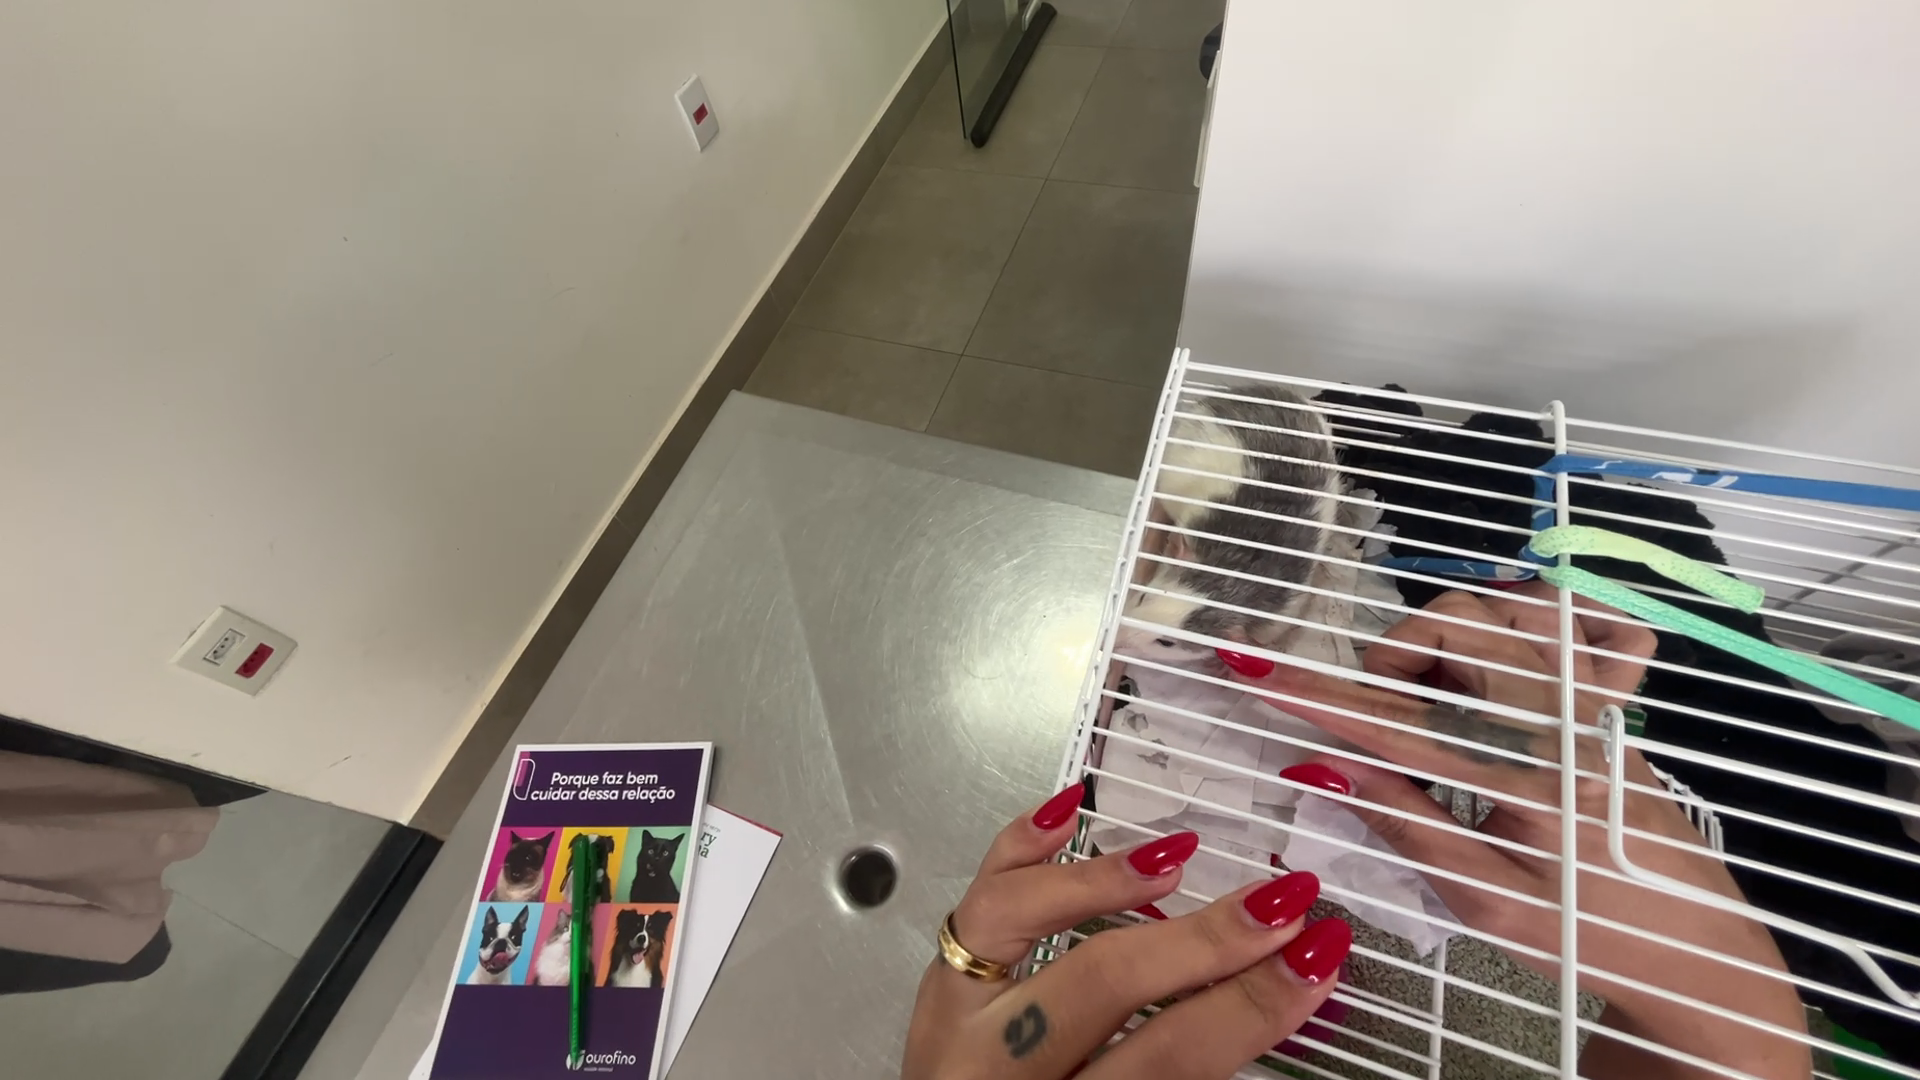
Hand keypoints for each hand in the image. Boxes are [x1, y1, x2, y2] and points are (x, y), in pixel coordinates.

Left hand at [902, 785, 1352, 1079]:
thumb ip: (1175, 1072)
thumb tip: (1257, 996)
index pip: (1167, 1061)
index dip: (1246, 1010)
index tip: (1312, 963)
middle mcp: (997, 1061)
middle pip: (1104, 982)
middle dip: (1202, 942)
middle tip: (1276, 905)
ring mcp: (956, 1003)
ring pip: (1023, 918)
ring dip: (1108, 880)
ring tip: (1180, 854)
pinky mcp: (941, 968)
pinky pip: (976, 895)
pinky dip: (1021, 844)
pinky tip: (1067, 809)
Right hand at [1218, 583, 1809, 1079]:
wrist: (1703, 952)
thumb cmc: (1588, 936)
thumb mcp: (1483, 900)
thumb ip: (1401, 821)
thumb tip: (1321, 762)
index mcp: (1530, 781)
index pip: (1396, 722)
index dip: (1316, 694)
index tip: (1254, 667)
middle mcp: (1565, 721)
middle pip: (1456, 625)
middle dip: (1394, 657)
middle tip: (1384, 711)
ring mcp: (1593, 700)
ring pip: (1498, 608)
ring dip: (1440, 638)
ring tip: (1432, 692)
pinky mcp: (1609, 699)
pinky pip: (1565, 619)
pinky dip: (1515, 618)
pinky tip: (1496, 656)